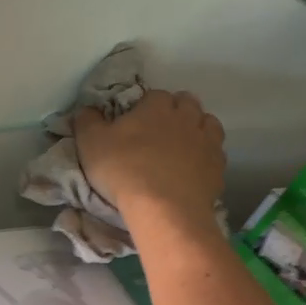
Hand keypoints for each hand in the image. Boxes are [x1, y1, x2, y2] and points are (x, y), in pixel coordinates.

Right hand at [73, 89, 224, 229]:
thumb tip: (86, 109)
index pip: (154, 95)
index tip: (132, 121)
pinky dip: (204, 155)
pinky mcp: (218, 166)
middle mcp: (187, 117)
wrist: (164, 209)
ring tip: (178, 147)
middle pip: (186, 103)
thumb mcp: (90, 143)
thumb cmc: (123, 170)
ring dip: (195, 129)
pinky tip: (191, 169)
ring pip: (207, 123)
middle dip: (174, 111)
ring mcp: (207, 141)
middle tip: (156, 131)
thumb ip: (87, 121)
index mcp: (157, 107)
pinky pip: (214, 152)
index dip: (143, 106)